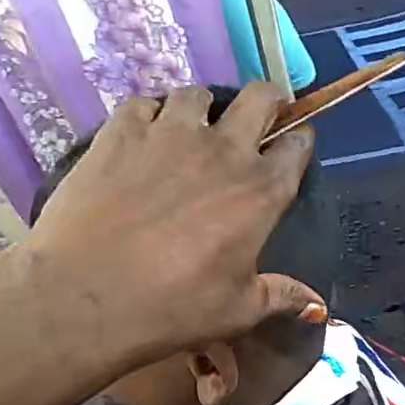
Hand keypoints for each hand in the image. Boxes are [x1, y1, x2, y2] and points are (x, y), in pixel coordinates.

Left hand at [19, 83, 325, 371]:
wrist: (85, 297)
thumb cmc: (173, 307)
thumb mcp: (237, 310)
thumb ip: (282, 296)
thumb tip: (319, 306)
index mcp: (261, 190)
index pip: (297, 145)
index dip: (298, 143)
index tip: (291, 150)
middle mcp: (223, 149)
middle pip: (260, 97)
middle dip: (266, 102)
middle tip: (255, 120)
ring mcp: (169, 134)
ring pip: (197, 94)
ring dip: (203, 109)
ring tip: (190, 132)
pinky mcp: (121, 132)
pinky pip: (143, 104)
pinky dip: (149, 116)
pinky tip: (141, 140)